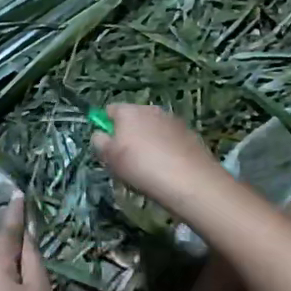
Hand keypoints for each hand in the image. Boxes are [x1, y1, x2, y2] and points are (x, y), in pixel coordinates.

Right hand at [90, 104, 228, 210]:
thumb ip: (99, 142)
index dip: (106, 127)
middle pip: (133, 119)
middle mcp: (151, 109)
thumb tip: (100, 134)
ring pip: (153, 129)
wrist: (191, 182)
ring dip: (148, 142)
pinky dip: (167, 149)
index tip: (108, 148)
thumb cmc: (142, 168)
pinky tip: (169, 169)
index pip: (109, 110)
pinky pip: (170, 139)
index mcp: (128, 111)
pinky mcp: (191, 134)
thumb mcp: (109, 158)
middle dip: (128, 135)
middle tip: (127, 161)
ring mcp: (173, 120)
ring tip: (150, 168)